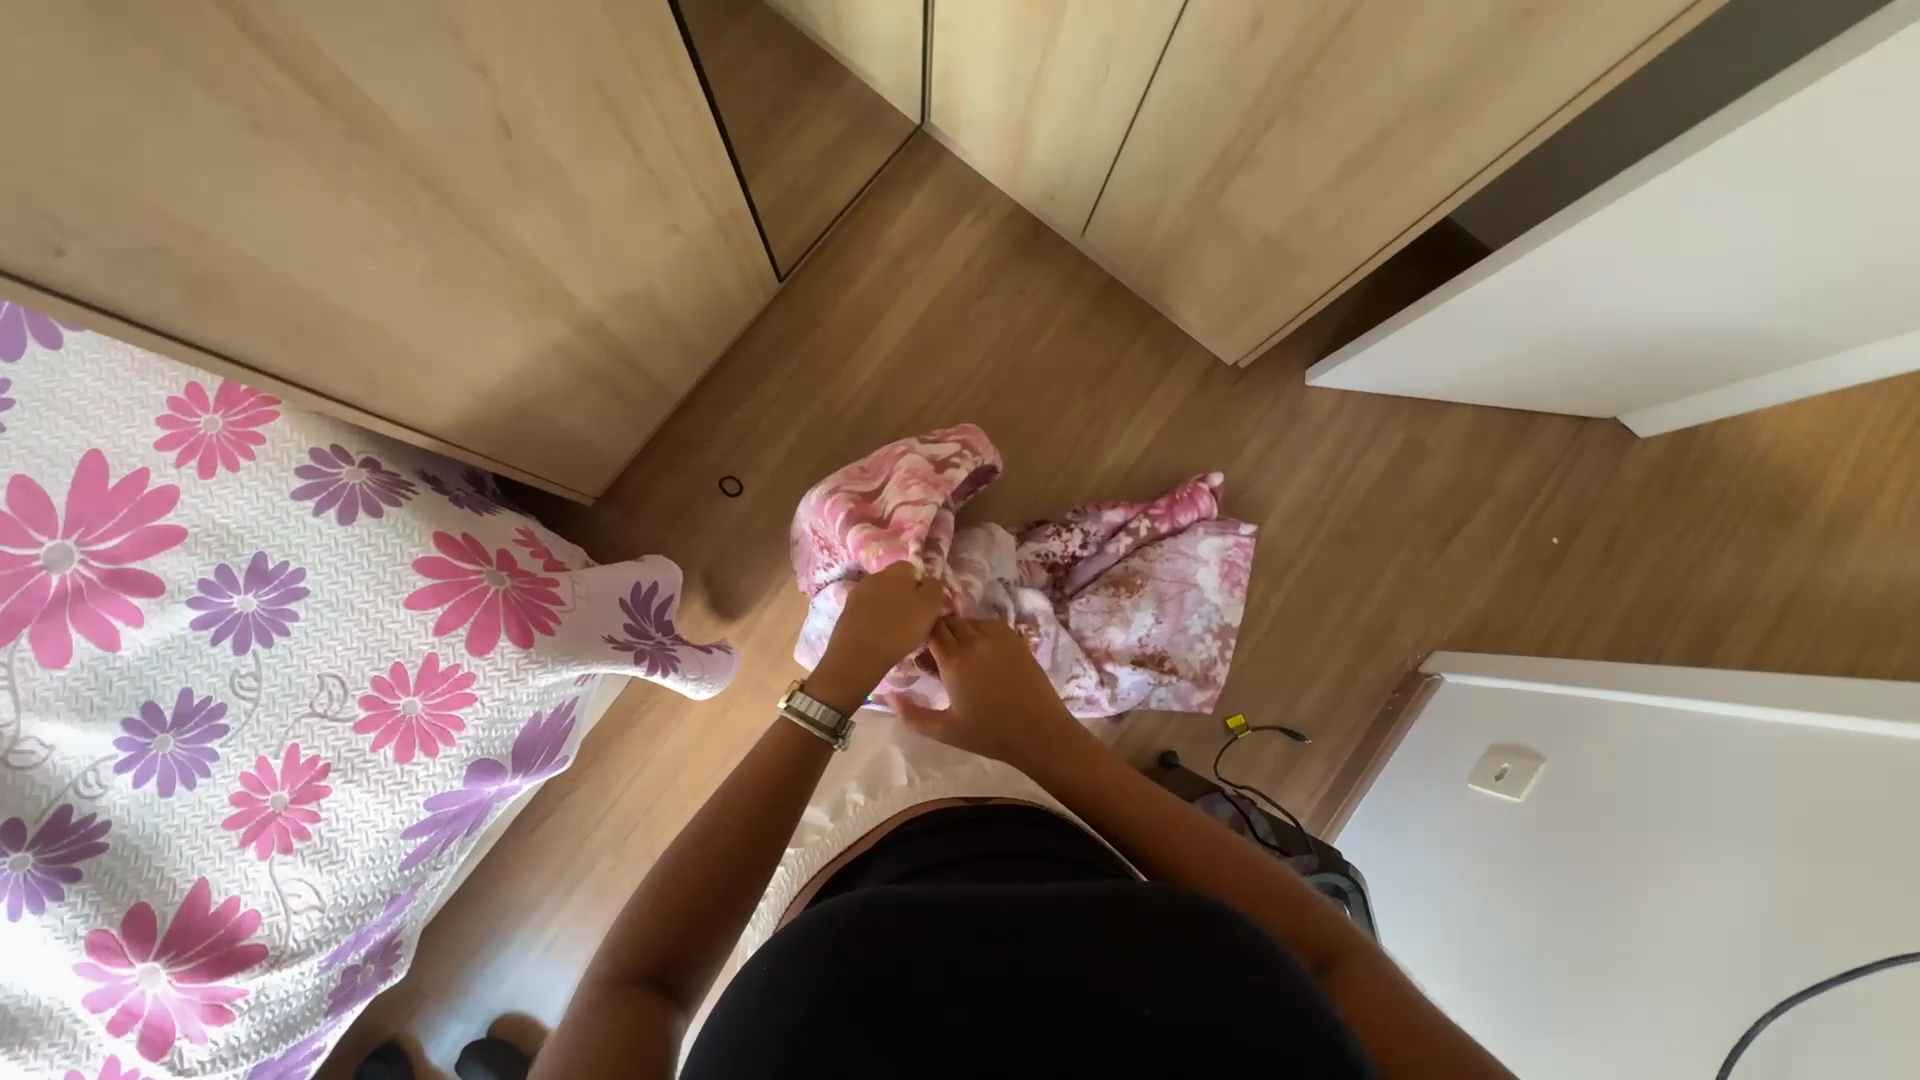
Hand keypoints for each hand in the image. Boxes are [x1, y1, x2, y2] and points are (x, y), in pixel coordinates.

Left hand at [807, 562, 944, 712]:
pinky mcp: (845, 611)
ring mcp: (856, 593)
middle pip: (893, 582)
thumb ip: (935, 589)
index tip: (925, 606)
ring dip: (886, 608)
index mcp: (896, 571)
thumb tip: (931, 582)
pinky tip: (878, 636)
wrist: (858, 654)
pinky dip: (873, 620)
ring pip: (878, 596)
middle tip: (912, 618)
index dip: (920, 586)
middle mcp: (874, 576)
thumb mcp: (930, 607)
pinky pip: (865, 611)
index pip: (912, 569)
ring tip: (894, 630)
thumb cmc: (900, 628)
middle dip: (902, 596)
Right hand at [885, 616, 1093, 775]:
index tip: (920, 655)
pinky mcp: (1017, 639)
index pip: (930, 629)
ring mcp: (1000, 636)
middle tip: (938, 660)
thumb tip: (888, 695)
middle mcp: (976, 639)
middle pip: (949, 622)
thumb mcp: (944, 730)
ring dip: (960, 633)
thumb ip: (911, 714)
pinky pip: (990, 625)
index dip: (921, 638)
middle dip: (939, 635)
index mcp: (955, 659)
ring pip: (969, 621)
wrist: (1040, 733)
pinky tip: (982, 656)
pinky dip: (980, 633)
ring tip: (960, 659)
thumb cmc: (989, 734)